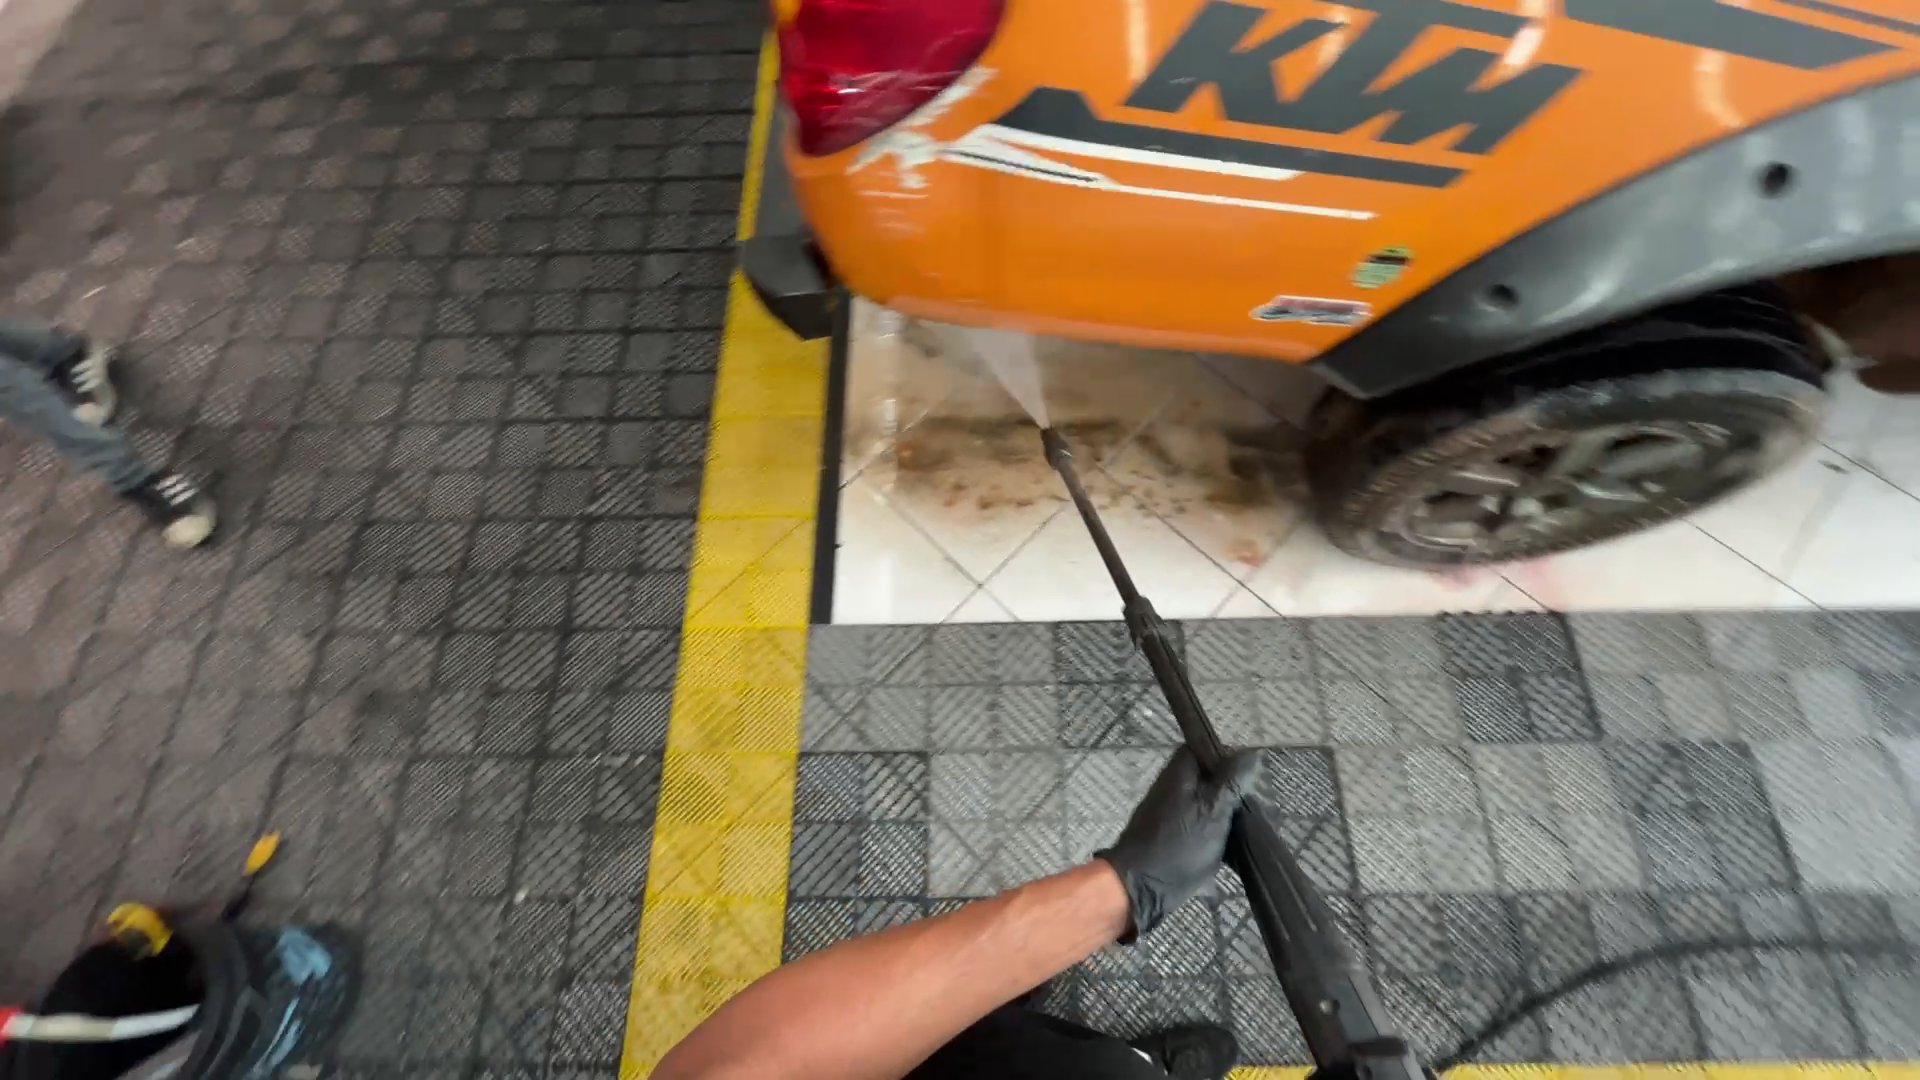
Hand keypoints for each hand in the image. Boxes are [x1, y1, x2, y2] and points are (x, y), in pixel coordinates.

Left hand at [1095, 746, 1260, 941]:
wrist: (1143, 886)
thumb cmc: (1180, 843)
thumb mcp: (1214, 810)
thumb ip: (1232, 780)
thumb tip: (1251, 751)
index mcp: (1179, 773)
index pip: (1202, 748)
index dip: (1227, 757)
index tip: (1250, 776)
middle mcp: (1172, 787)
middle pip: (1207, 778)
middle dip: (1232, 791)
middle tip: (1256, 808)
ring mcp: (1172, 813)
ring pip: (1207, 805)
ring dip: (1228, 817)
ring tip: (1251, 831)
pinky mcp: (1175, 838)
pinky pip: (1201, 828)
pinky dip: (1218, 836)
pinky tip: (1237, 852)